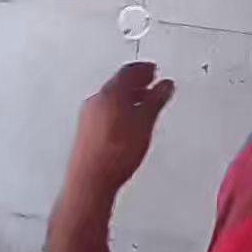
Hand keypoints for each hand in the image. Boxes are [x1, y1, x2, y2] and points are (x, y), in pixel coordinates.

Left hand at [64, 62, 174, 202]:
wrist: (90, 182)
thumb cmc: (115, 153)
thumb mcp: (146, 121)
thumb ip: (156, 100)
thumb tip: (165, 85)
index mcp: (111, 94)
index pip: (129, 71)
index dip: (144, 68)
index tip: (153, 69)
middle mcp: (96, 102)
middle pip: (118, 82)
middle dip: (137, 81)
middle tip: (150, 79)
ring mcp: (89, 117)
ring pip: (111, 97)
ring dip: (128, 95)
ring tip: (143, 100)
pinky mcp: (86, 131)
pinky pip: (104, 110)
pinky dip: (119, 107)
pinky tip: (128, 119)